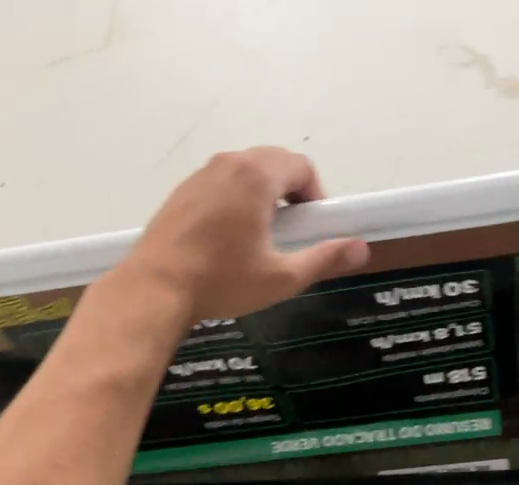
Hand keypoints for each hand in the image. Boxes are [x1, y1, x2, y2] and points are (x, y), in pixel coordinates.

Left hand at [121, 147, 370, 321]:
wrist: (156, 287)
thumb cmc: (222, 282)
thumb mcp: (282, 278)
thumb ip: (324, 259)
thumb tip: (362, 248)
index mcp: (256, 176)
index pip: (301, 166)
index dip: (316, 195)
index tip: (314, 228)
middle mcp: (228, 164)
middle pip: (274, 163)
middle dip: (292, 193)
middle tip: (293, 233)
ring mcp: (201, 175)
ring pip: (246, 172)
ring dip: (264, 196)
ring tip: (262, 239)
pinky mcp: (183, 192)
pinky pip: (222, 184)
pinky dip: (237, 201)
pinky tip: (230, 240)